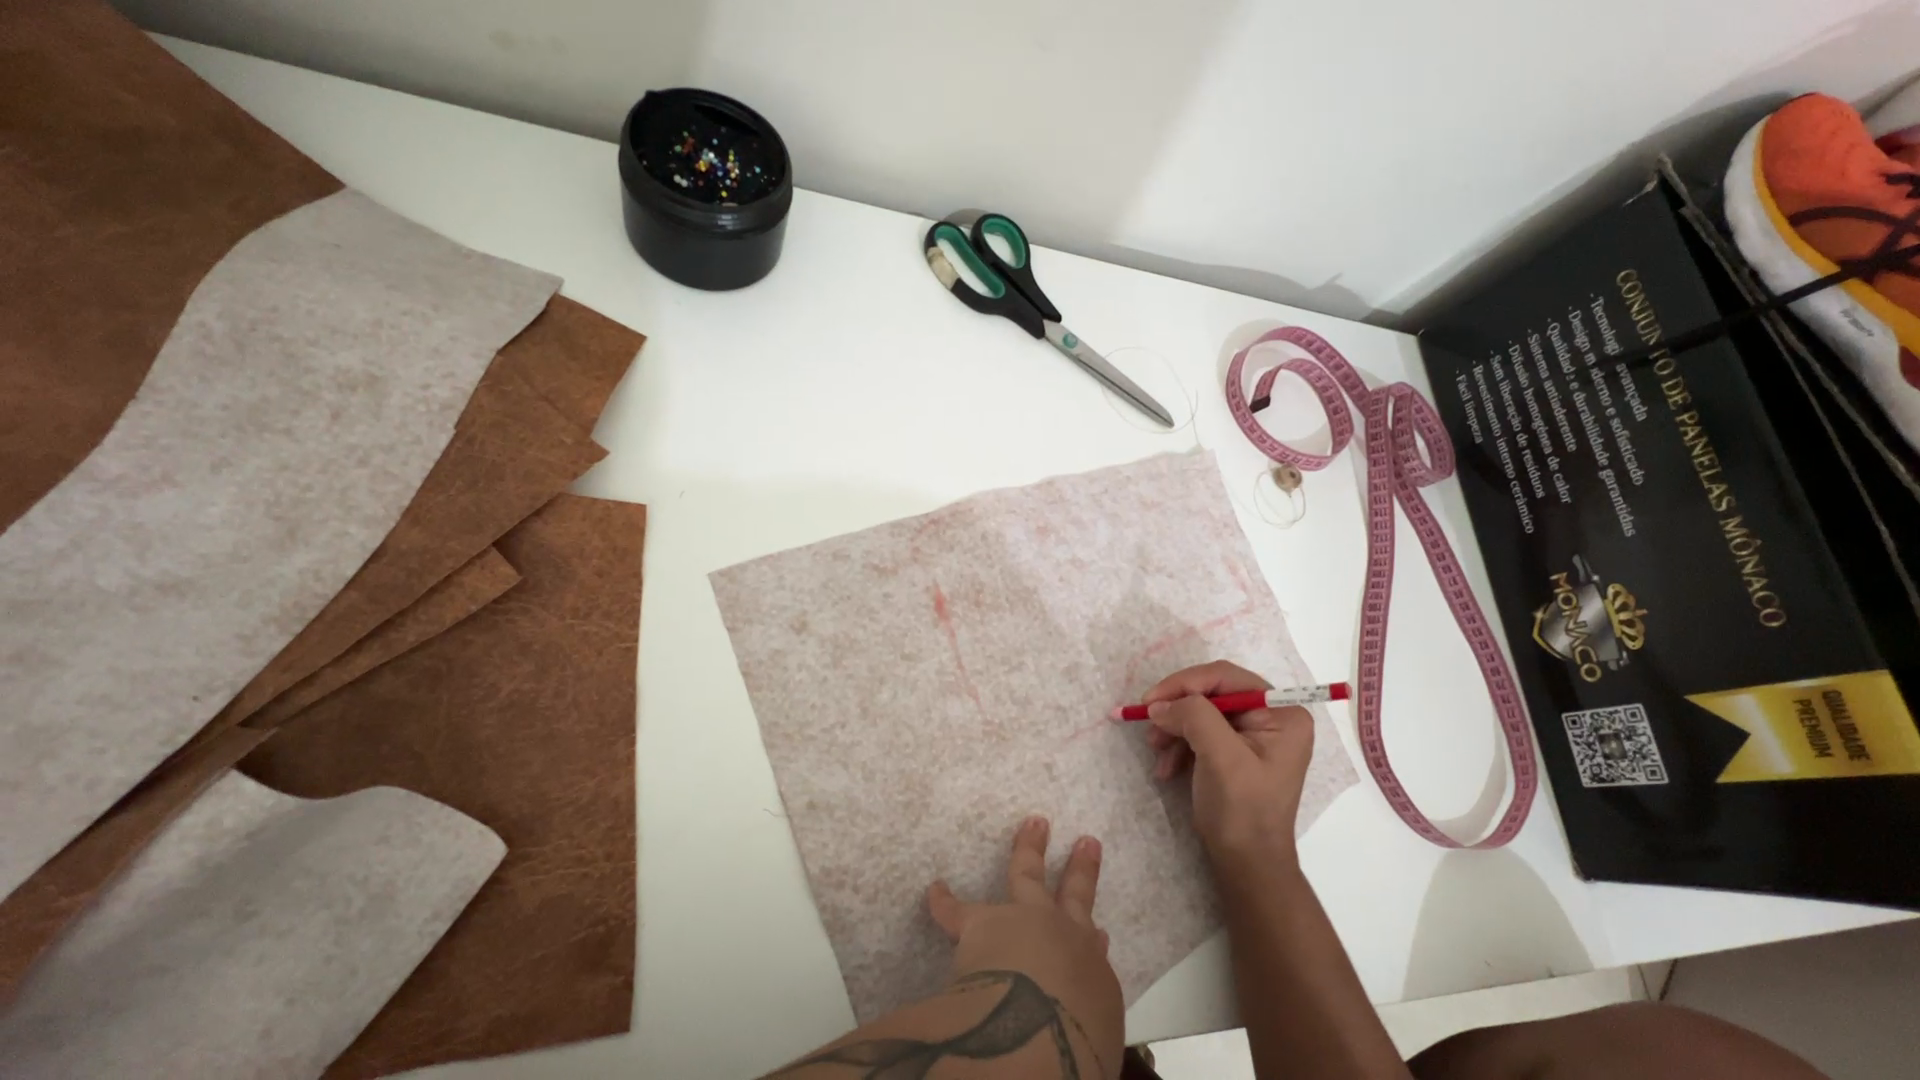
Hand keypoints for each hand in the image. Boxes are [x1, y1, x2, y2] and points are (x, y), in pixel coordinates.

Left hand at [927, 817, 1122, 1076]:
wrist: (1040, 1028)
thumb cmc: (1077, 1043)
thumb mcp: (1094, 1038)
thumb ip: (1085, 1025)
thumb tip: (1074, 1037)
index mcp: (1091, 970)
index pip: (1094, 952)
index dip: (1095, 943)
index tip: (1099, 933)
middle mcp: (1064, 934)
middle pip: (1075, 894)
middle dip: (1080, 869)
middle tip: (1085, 842)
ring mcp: (1023, 919)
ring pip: (1027, 874)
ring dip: (1029, 850)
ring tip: (1033, 826)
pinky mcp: (981, 924)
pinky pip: (956, 910)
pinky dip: (944, 901)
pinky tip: (935, 889)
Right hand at [1143, 660, 1314, 868]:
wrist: (1246, 865)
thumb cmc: (1242, 811)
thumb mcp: (1220, 757)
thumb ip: (1193, 717)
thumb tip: (1159, 704)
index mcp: (1281, 713)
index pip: (1226, 678)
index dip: (1185, 684)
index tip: (1150, 701)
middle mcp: (1271, 718)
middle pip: (1211, 694)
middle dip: (1177, 710)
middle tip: (1149, 726)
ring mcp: (1252, 736)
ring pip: (1200, 713)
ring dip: (1174, 730)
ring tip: (1157, 754)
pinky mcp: (1233, 753)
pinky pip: (1199, 734)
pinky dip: (1178, 747)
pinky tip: (1166, 769)